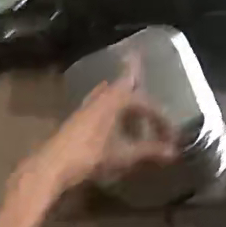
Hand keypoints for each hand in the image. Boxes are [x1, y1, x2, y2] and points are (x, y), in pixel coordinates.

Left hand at [17, 59, 178, 198]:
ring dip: (118, 90)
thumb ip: (149, 151)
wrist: (52, 166)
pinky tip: (108, 116)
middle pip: (120, 84)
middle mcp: (100, 99)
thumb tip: (173, 151)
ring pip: (106, 93)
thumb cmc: (90, 156)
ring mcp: (86, 109)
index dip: (159, 117)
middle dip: (130, 74)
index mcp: (114, 101)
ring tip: (125, 85)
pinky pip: (98, 104)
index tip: (171, 133)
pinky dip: (109, 103)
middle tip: (136, 61)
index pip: (144, 102)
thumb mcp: (124, 155)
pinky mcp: (76, 121)